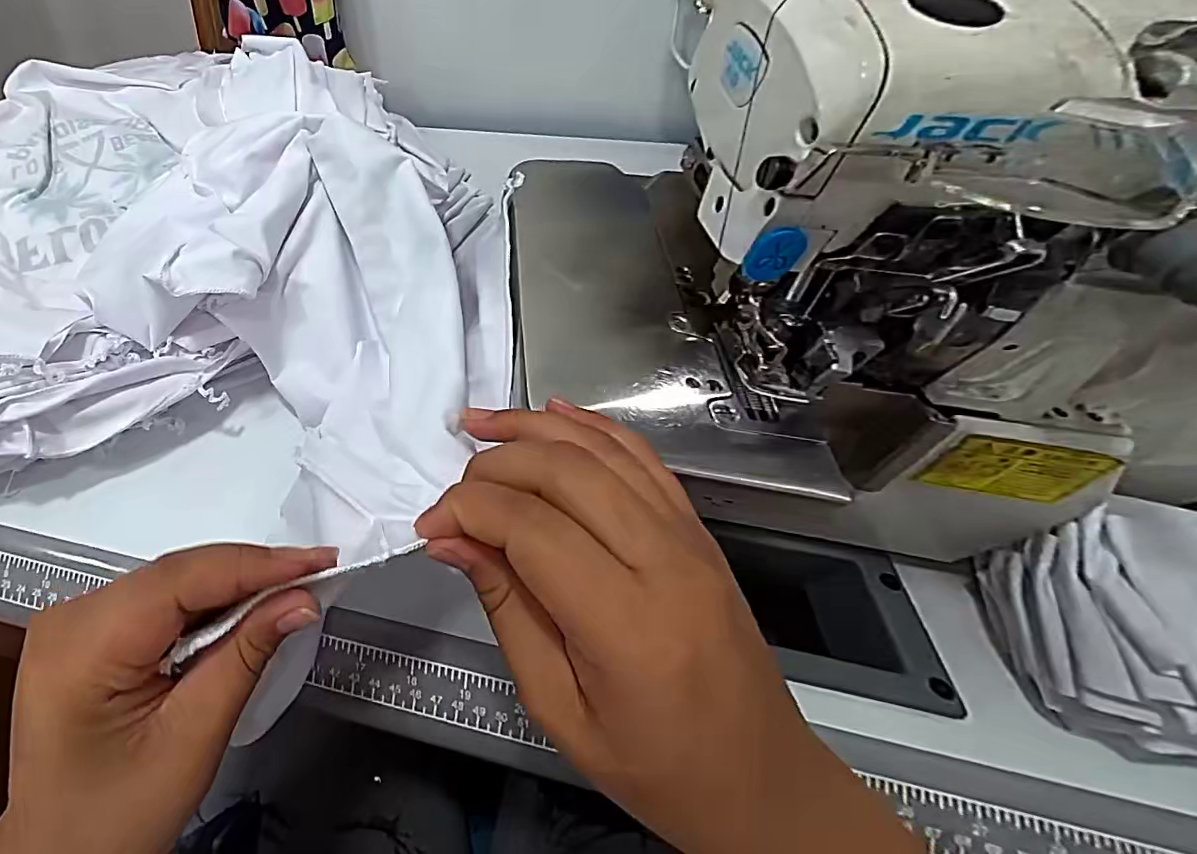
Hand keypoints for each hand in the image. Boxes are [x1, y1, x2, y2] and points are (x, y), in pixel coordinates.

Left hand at [0, 543, 335, 853]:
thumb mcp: (189, 742)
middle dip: (249, 573)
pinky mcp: (86, 627)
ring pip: (171, 581)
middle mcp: (70, 616)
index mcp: (82, 644)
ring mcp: (74, 618)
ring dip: (230, 587)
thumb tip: (295, 601)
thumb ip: (245, 658)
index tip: (313, 560)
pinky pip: (157, 599)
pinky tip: (239, 612)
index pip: (183, 578)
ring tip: (286, 591)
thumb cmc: (110, 822)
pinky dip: (203, 604)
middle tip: (311, 573)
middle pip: (177, 574)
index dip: (255, 563)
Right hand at [418, 400, 918, 853]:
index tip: (431, 526)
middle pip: (562, 471)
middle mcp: (666, 564)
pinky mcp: (697, 527)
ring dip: (531, 427)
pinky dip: (589, 424)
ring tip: (479, 424)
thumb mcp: (557, 706)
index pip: (530, 527)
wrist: (764, 783)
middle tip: (453, 492)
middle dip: (492, 465)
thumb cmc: (656, 765)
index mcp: (628, 625)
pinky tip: (550, 413)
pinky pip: (639, 455)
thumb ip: (504, 610)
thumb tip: (450, 541)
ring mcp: (689, 537)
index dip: (467, 511)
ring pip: (599, 449)